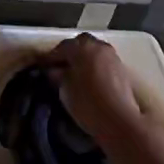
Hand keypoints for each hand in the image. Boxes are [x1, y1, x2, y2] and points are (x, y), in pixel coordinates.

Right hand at [42, 33, 154, 151]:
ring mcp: (112, 55)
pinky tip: (88, 77)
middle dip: (69, 52)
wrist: (120, 120)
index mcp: (82, 47)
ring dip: (83, 58)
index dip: (50, 57)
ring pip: (93, 51)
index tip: (42, 66)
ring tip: (73, 72)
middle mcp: (98, 46)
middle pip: (80, 44)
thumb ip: (57, 76)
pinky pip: (102, 60)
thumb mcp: (64, 90)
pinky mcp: (121, 68)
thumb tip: (54, 70)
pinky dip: (93, 64)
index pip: (61, 47)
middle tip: (59, 66)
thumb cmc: (87, 103)